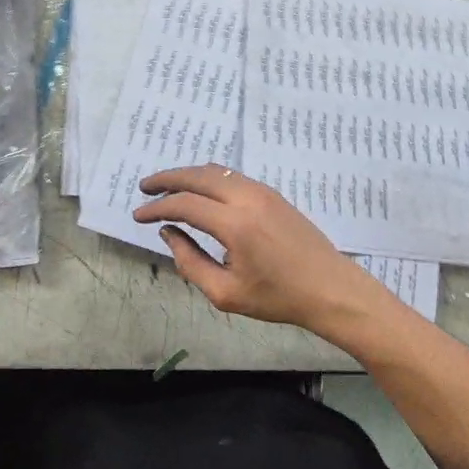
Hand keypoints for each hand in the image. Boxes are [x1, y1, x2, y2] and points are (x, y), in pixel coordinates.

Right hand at [134, 164, 388, 331]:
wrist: (330, 288)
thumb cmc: (278, 298)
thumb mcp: (226, 293)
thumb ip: (190, 262)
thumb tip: (169, 234)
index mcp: (235, 224)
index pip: (185, 204)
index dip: (157, 208)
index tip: (138, 215)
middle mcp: (246, 198)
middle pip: (197, 176)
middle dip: (167, 179)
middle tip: (144, 187)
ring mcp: (261, 191)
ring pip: (215, 171)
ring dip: (188, 175)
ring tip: (167, 187)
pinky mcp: (271, 193)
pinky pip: (231, 175)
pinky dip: (208, 177)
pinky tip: (199, 190)